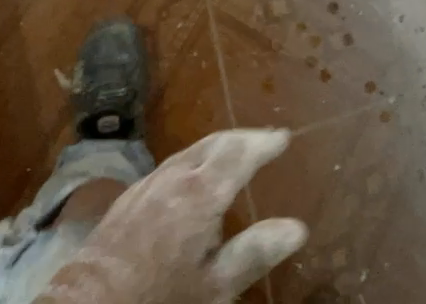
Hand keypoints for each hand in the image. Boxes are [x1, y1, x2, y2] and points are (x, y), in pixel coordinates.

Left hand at [45, 129, 307, 303]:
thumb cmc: (161, 295)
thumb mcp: (215, 285)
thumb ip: (254, 252)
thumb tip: (296, 227)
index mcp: (200, 193)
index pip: (239, 153)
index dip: (263, 142)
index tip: (283, 137)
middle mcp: (174, 178)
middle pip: (213, 144)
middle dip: (242, 138)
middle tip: (264, 140)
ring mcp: (148, 185)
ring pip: (189, 153)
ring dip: (216, 148)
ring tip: (234, 154)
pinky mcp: (129, 198)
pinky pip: (170, 167)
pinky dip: (193, 163)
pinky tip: (192, 180)